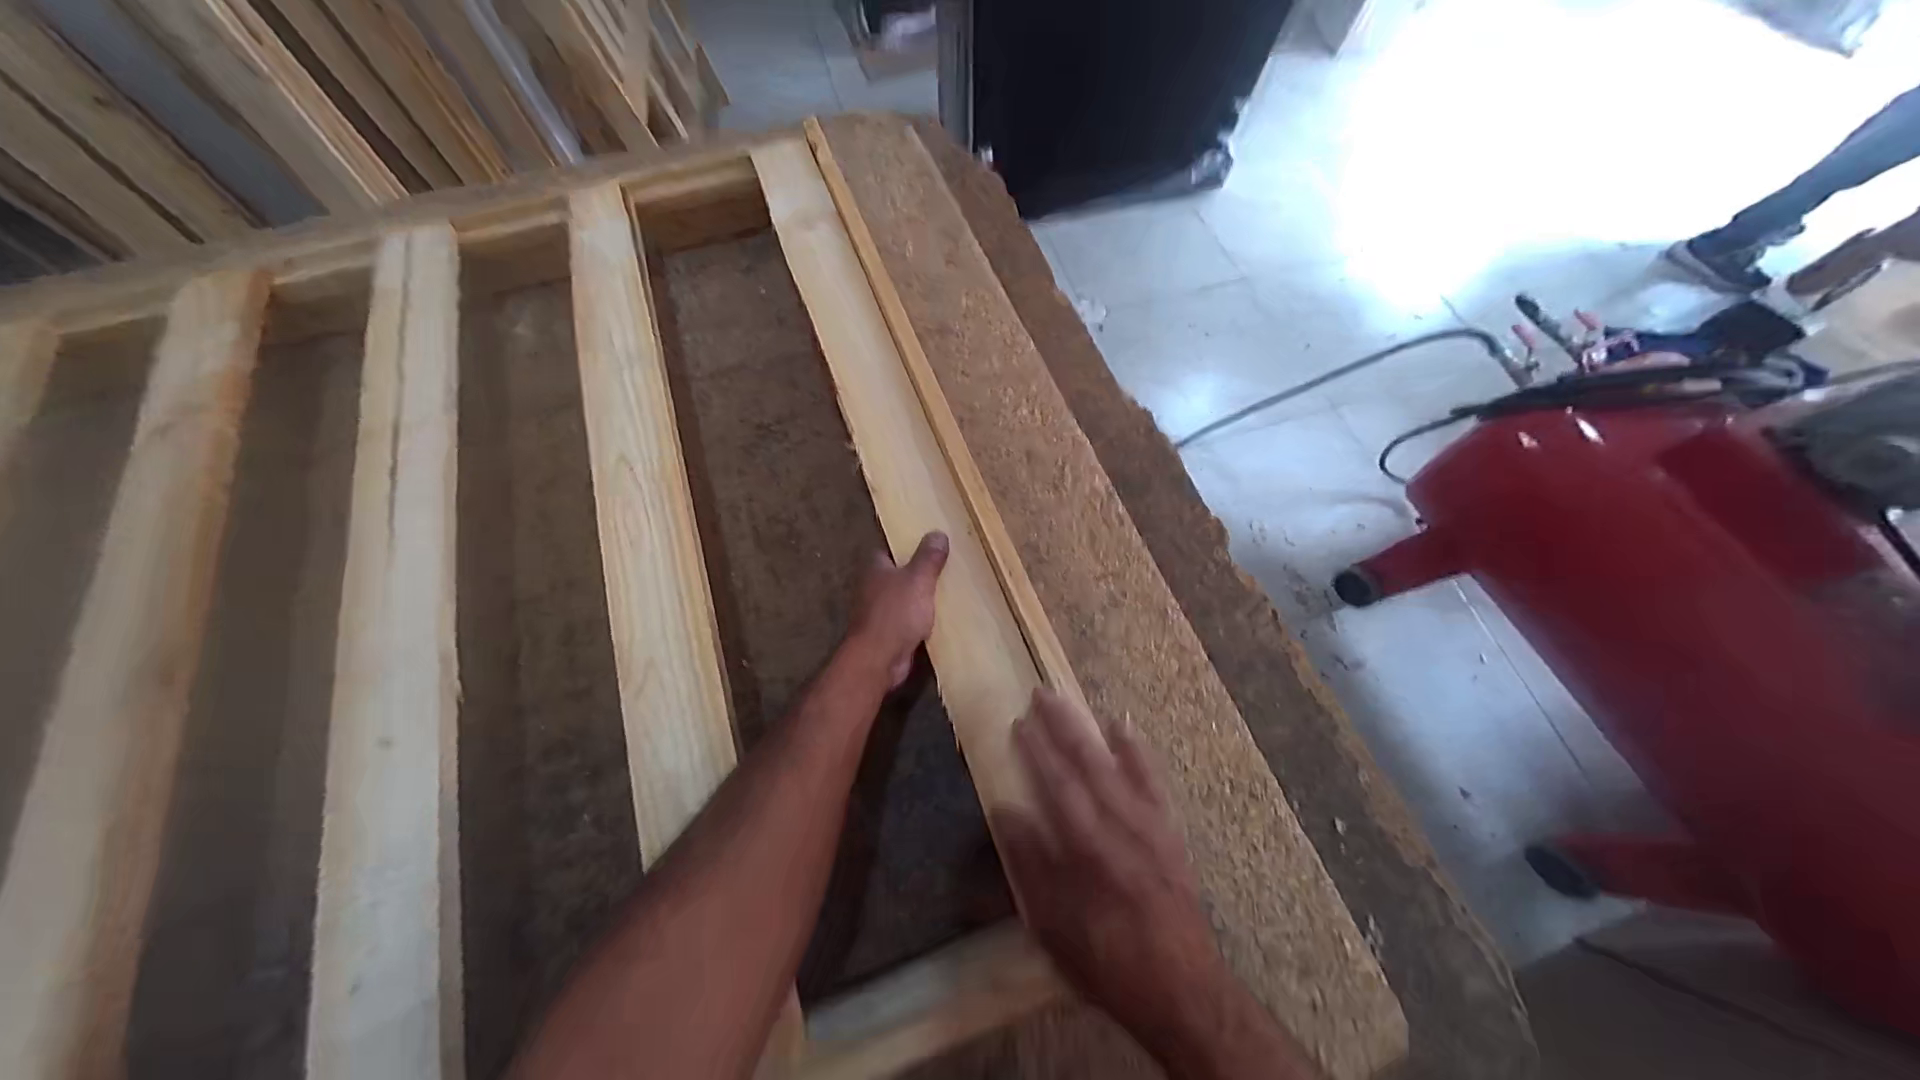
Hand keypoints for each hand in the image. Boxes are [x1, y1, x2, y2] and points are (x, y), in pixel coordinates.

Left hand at [844, 531, 947, 687]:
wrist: (879, 658)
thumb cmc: (896, 612)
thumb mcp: (918, 579)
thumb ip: (928, 557)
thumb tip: (937, 533)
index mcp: (874, 567)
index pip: (889, 549)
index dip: (907, 546)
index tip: (929, 545)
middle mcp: (871, 586)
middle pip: (897, 573)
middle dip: (916, 572)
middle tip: (945, 567)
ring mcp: (876, 611)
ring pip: (902, 597)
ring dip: (918, 597)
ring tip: (947, 591)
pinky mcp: (885, 632)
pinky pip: (905, 619)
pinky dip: (918, 618)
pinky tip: (937, 618)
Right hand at [995, 690, 1314, 1079]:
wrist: (1183, 988)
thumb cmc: (1109, 961)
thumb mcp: (1056, 926)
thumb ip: (1032, 864)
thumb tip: (1007, 811)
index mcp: (1090, 850)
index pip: (1058, 786)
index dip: (1037, 751)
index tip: (1019, 722)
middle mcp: (1122, 827)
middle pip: (1087, 764)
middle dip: (1062, 726)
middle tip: (1041, 693)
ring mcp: (1150, 825)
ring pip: (1117, 764)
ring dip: (1091, 730)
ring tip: (1071, 701)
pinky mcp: (1170, 831)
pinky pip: (1152, 780)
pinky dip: (1137, 751)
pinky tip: (1123, 728)